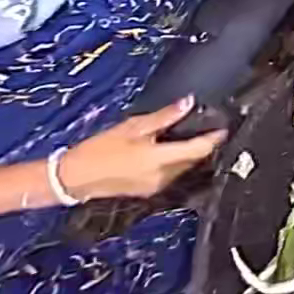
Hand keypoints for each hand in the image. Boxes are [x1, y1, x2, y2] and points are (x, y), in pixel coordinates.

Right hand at [57, 96, 227, 200]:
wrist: (68, 179)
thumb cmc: (98, 150)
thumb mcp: (132, 128)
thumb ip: (164, 117)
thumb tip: (190, 102)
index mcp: (159, 160)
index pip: (199, 149)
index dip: (215, 138)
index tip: (226, 126)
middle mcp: (162, 176)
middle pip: (194, 159)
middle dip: (205, 145)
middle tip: (212, 127)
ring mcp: (155, 186)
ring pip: (184, 167)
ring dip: (192, 154)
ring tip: (197, 136)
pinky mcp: (146, 191)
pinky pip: (172, 174)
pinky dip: (178, 162)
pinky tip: (177, 150)